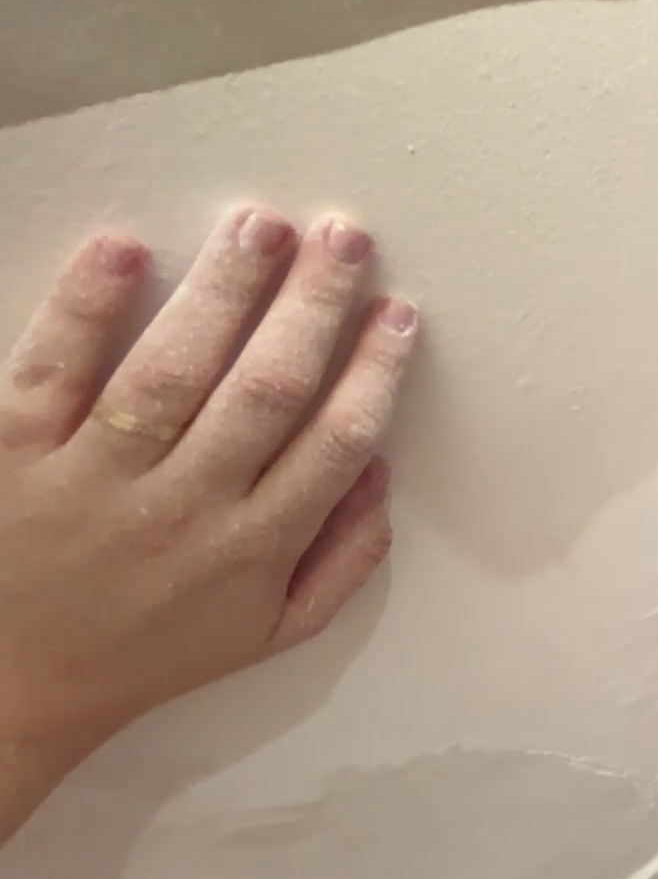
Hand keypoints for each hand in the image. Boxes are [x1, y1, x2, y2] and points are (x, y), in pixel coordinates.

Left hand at [0, 207, 417, 785]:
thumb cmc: (156, 652)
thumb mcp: (283, 627)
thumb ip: (349, 554)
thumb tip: (380, 471)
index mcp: (261, 542)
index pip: (338, 439)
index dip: (375, 370)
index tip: (397, 316)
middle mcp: (188, 503)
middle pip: (267, 389)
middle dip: (313, 307)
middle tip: (345, 240)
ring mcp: (91, 477)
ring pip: (171, 370)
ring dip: (224, 292)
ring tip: (263, 227)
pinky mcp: (1, 457)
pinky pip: (45, 373)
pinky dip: (84, 310)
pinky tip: (124, 253)